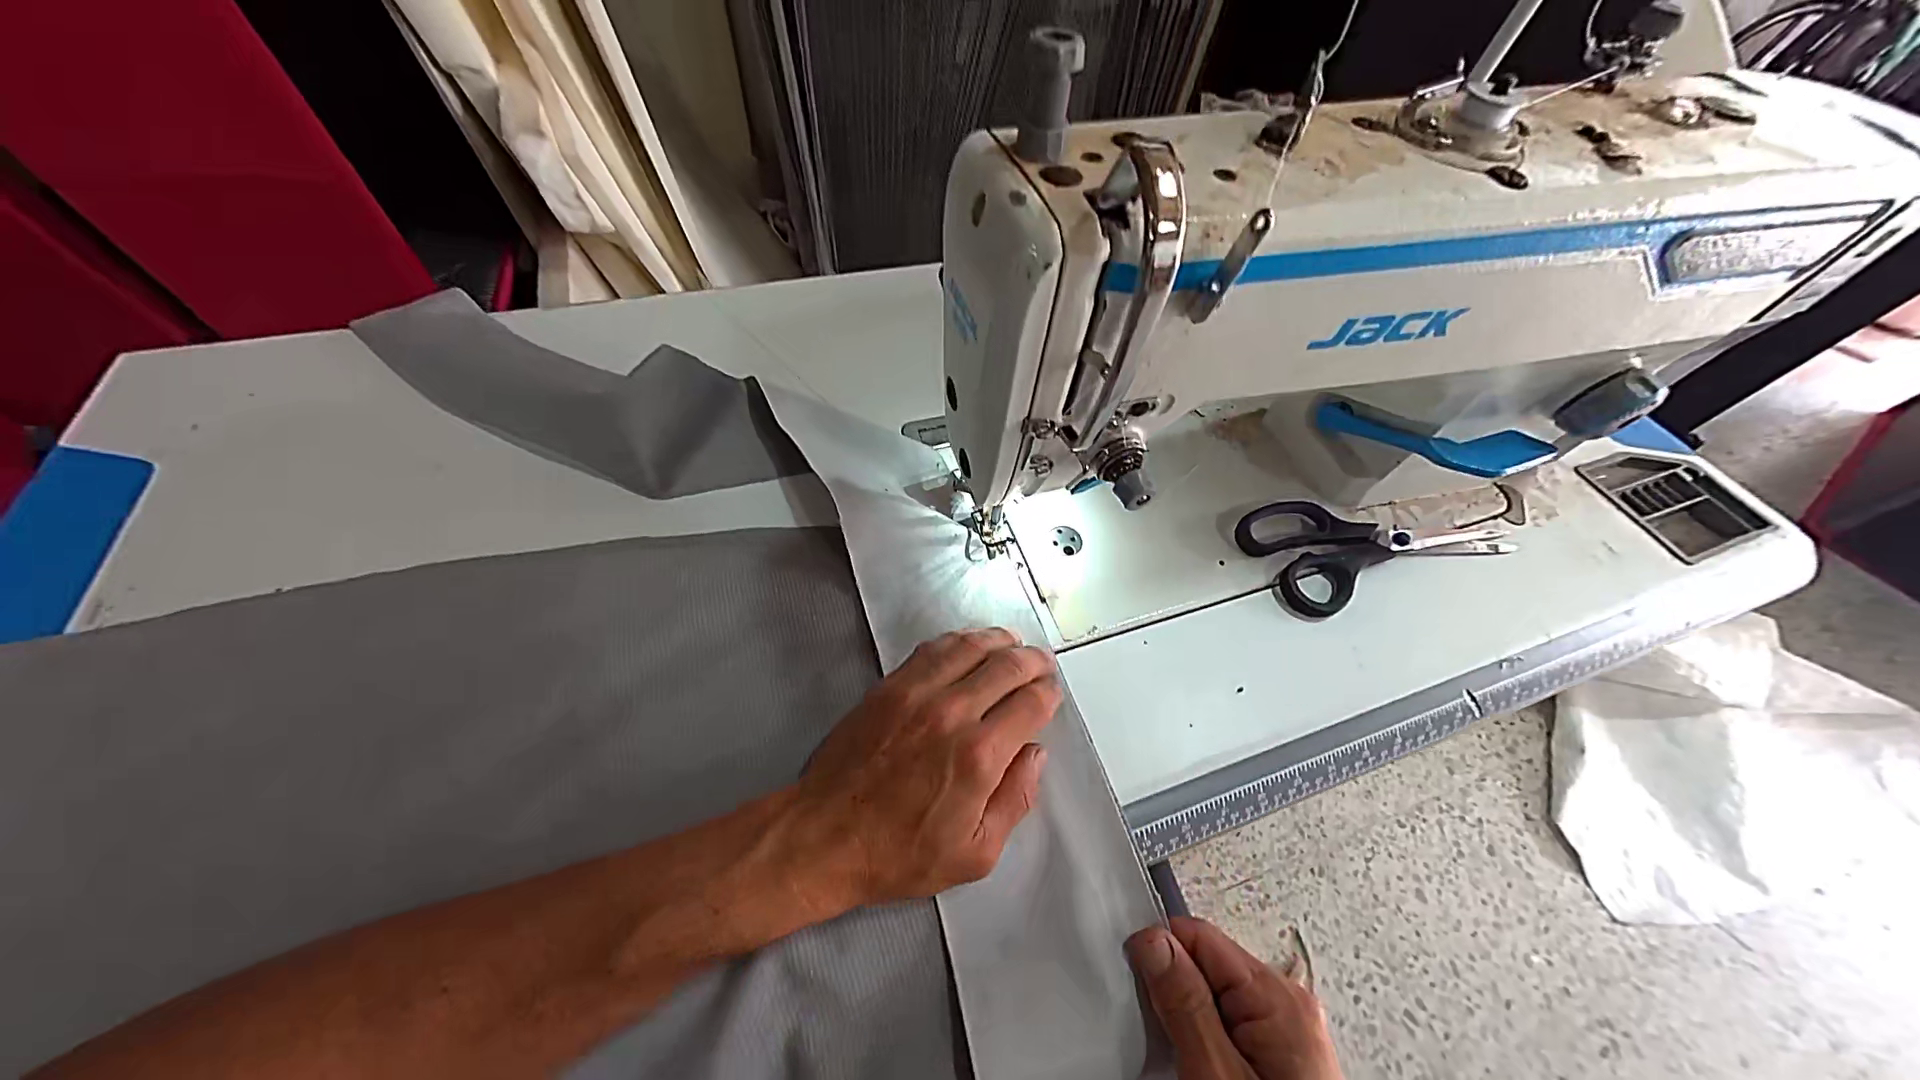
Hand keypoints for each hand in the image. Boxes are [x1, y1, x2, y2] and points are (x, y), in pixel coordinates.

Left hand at [794, 628, 1060, 906]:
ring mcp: (916, 693)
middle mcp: (951, 713)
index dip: (1048, 694)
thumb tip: (1036, 755)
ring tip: (1012, 642)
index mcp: (979, 755)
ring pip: (970, 647)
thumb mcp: (975, 854)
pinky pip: (932, 649)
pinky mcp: (889, 686)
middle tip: (1041, 663)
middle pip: (1007, 666)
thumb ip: (1015, 800)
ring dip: (999, 640)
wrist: (824, 836)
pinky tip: (968, 643)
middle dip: (1033, 660)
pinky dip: (958, 640)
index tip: (1051, 693)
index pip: (1030, 704)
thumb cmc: (899, 852)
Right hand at [1127, 917, 1342, 1079]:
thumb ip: (1183, 1001)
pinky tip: (1202, 1072)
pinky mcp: (1281, 1056)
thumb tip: (1153, 941)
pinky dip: (1205, 1042)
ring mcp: (1286, 1031)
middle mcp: (1287, 1004)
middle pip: (1204, 964)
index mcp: (1276, 996)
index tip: (1138, 984)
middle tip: (1168, 1044)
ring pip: (1211, 997)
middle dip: (1173, 994)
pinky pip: (1227, 1025)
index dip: (1157, 953)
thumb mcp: (1215, 1076)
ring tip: (1188, 1068)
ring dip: (1188, 1022)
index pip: (1196, 935)